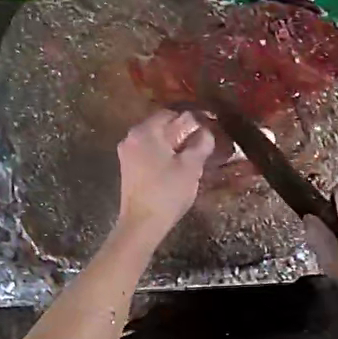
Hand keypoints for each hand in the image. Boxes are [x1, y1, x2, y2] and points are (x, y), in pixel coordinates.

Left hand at [115, 110, 215, 244]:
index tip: (209, 125)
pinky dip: (164, 155)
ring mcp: (127, 154)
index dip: (192, 118)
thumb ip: (201, 144)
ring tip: (195, 153)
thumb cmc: (167, 192)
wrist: (142, 224)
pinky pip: (149, 153)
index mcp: (145, 132)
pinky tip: (178, 166)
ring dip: (175, 144)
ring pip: (156, 141)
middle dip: (183, 132)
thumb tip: (207, 131)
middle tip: (204, 140)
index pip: (171, 114)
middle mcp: (132, 138)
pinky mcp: (129, 170)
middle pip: (162, 127)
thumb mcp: (190, 167)